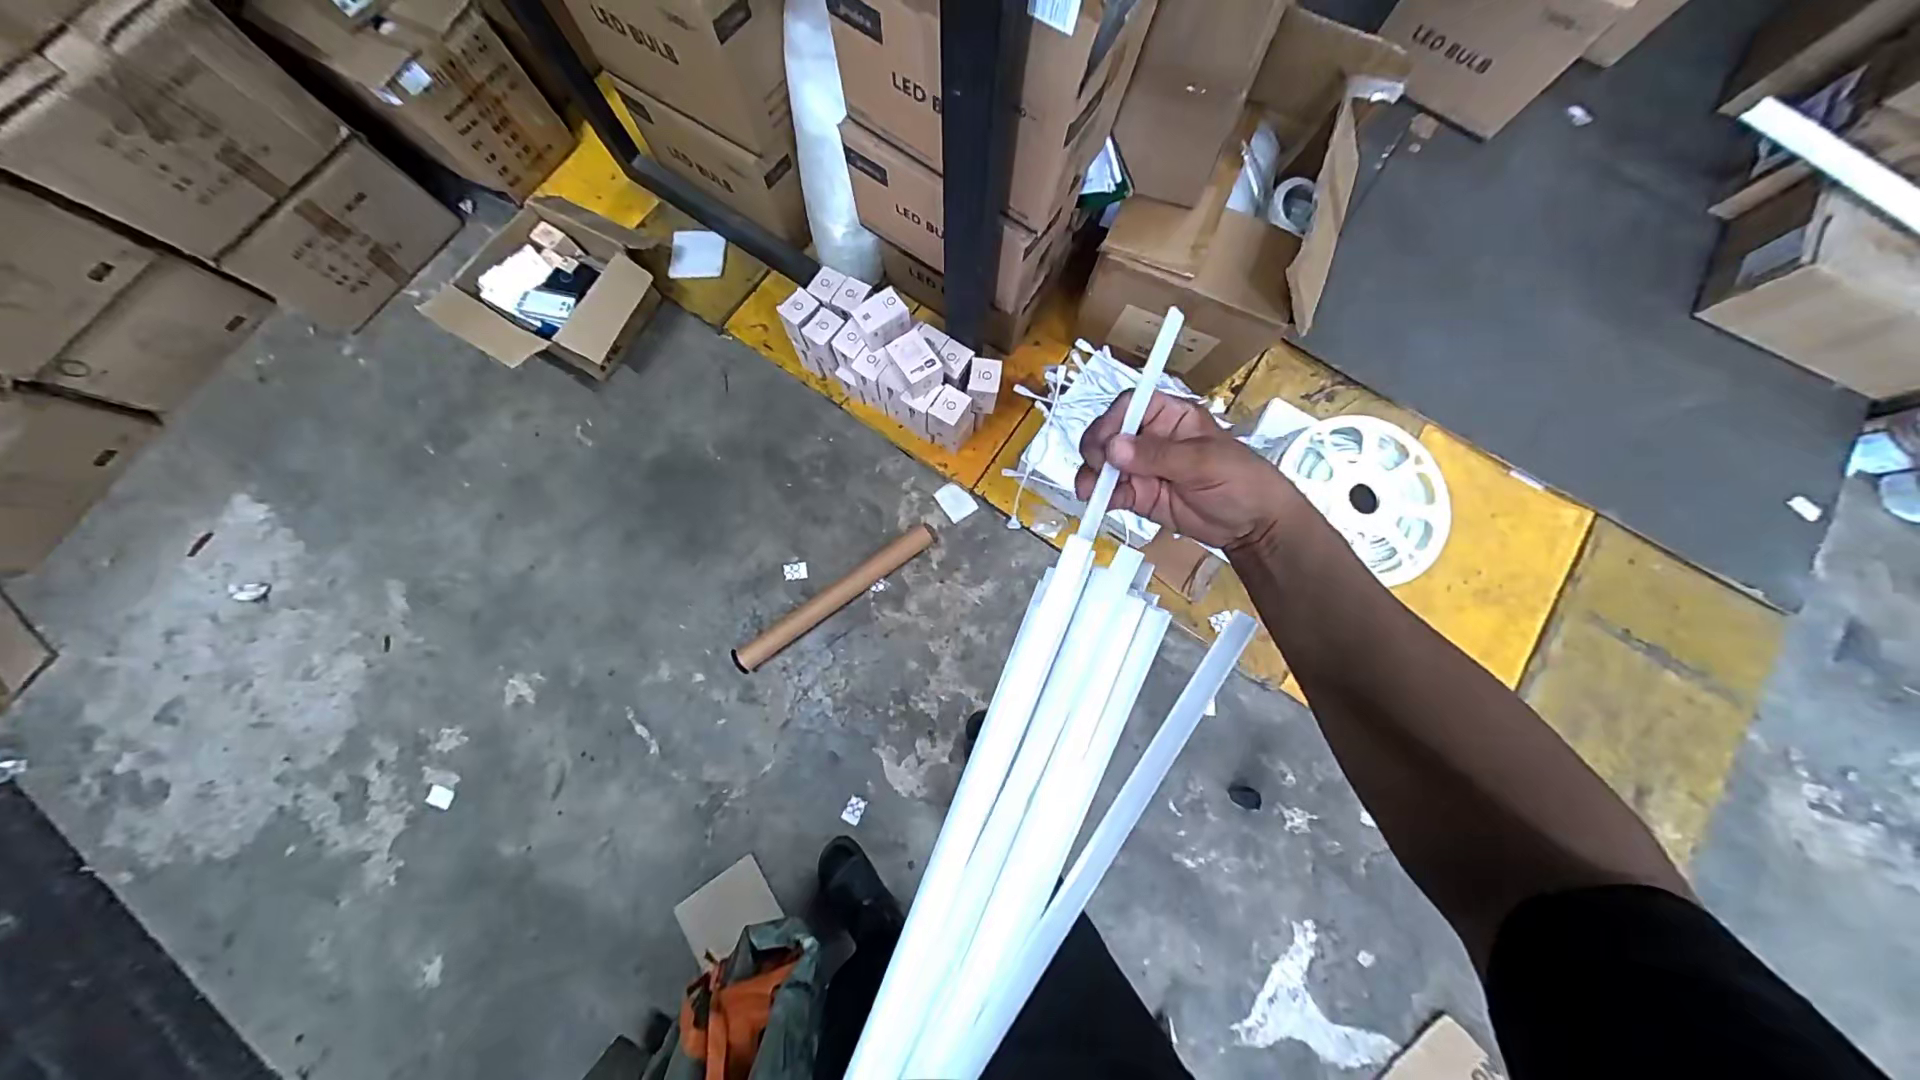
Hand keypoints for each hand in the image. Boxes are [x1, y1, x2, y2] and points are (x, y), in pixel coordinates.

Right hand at [1074, 391, 1301, 552]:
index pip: (1131, 406)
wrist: (1254, 526)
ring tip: (1089, 492)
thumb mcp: (1204, 463)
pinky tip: (1098, 504)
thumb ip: (1158, 455)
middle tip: (1096, 468)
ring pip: (1105, 464)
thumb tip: (1114, 447)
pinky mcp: (1139, 495)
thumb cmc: (1243, 482)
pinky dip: (1100, 497)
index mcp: (1171, 417)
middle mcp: (1152, 438)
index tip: (1105, 443)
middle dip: (1096, 449)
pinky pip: (1111, 492)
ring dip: (1092, 476)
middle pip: (1110, 433)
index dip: (1112, 420)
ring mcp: (1143, 468)